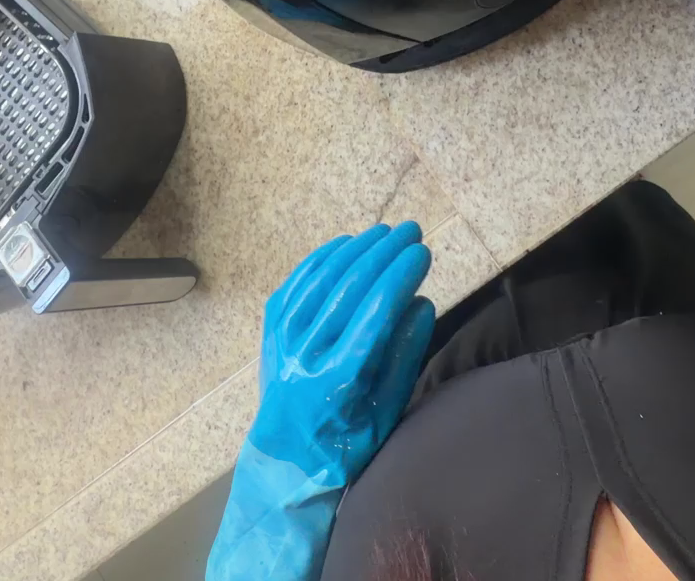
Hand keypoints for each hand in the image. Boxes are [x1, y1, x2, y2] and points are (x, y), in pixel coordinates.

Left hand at [253, 221, 434, 482]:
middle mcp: (308, 353)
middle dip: (385, 251)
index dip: (401, 274)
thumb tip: (421, 302)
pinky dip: (324, 257)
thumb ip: (404, 356)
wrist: (285, 462)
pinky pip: (298, 281)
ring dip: (357, 247)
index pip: (376, 310)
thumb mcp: (387, 412)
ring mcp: (284, 337)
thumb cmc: (347, 443)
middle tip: (411, 230)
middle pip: (350, 285)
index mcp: (340, 379)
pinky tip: (346, 243)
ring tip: (384, 233)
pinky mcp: (272, 328)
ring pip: (323, 277)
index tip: (422, 252)